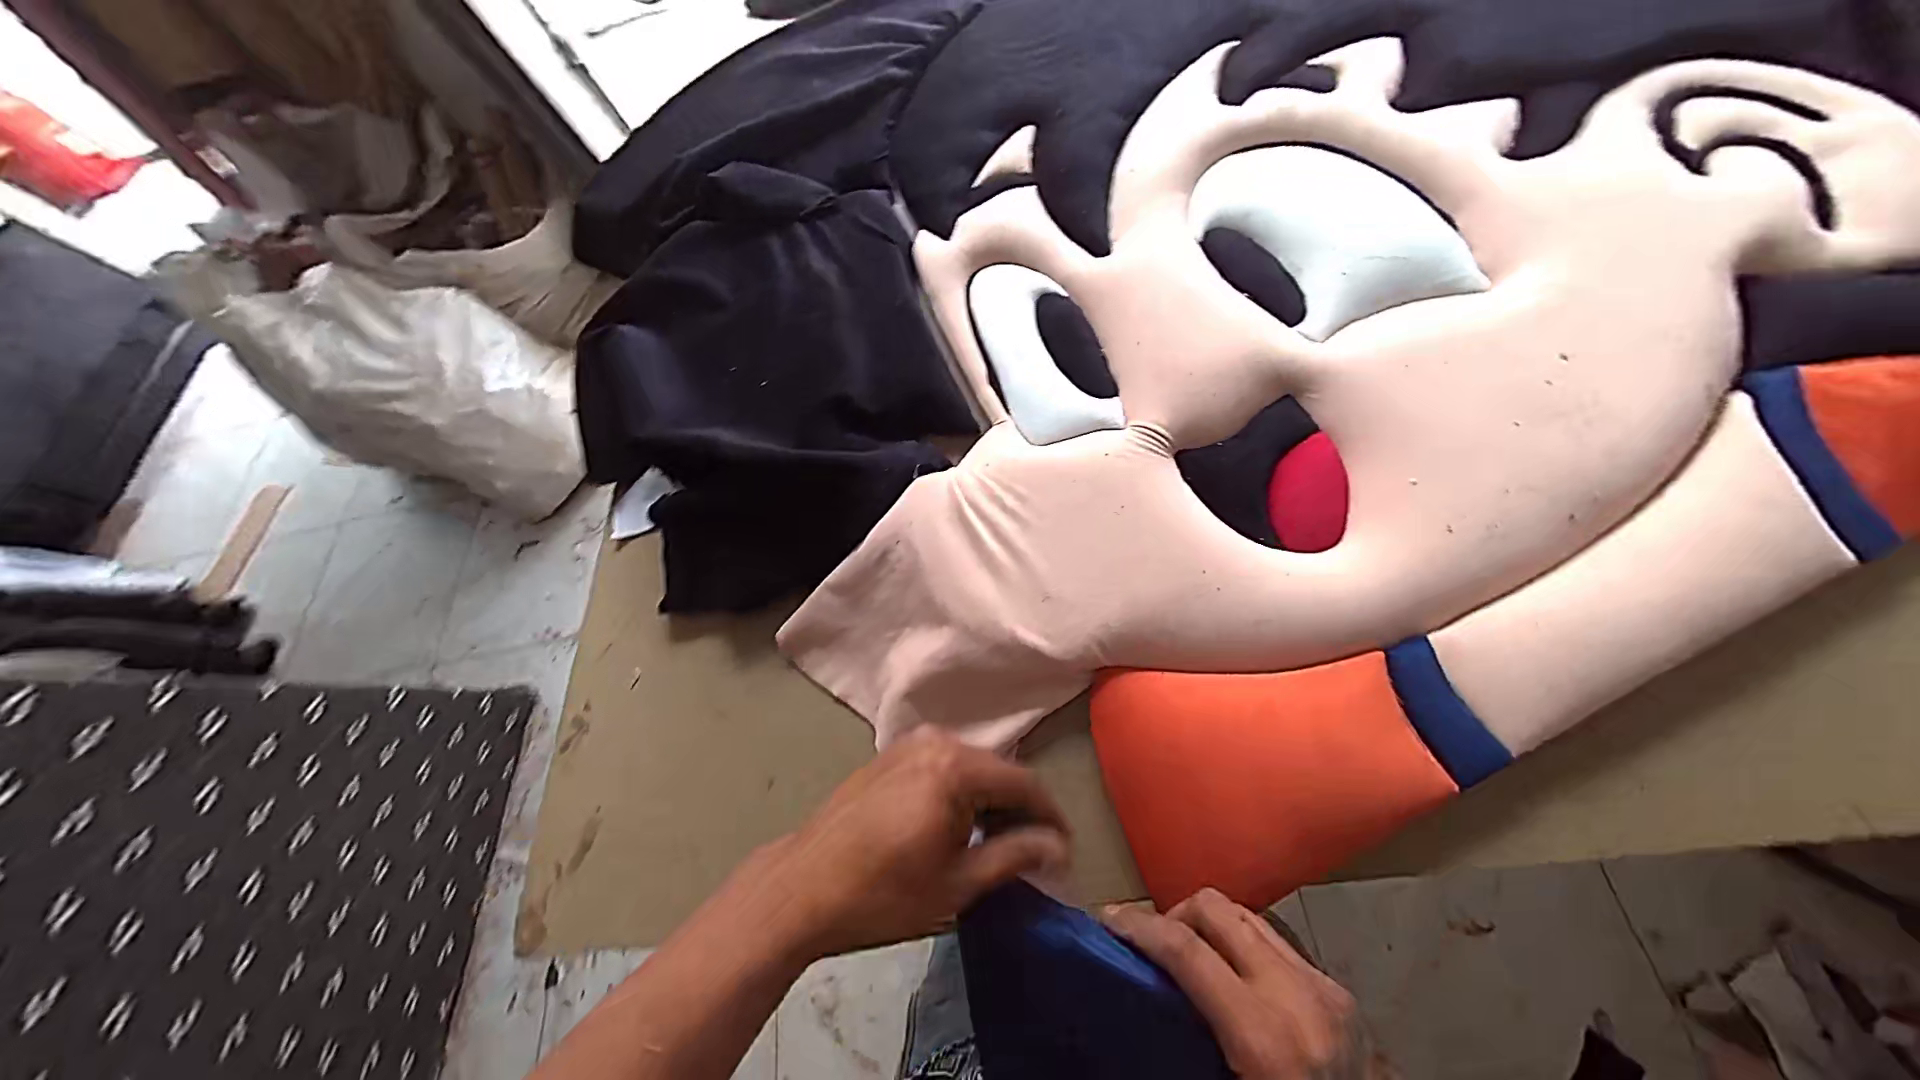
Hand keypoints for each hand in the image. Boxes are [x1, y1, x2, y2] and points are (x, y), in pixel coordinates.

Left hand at [766, 728, 1070, 956]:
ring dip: (990, 800)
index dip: (1050, 817)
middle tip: (1034, 852)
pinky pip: (942, 766)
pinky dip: (960, 792)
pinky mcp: (889, 755)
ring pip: (970, 767)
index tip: (1064, 851)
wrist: (801, 888)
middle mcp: (934, 741)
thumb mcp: (958, 884)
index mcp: (955, 766)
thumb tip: (1058, 848)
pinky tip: (958, 826)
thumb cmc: (882, 894)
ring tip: (998, 844)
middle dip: (1020, 809)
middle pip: (997, 770)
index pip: (1024, 782)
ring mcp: (908, 744)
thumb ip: (1016, 856)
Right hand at [1101, 889, 1387, 1079]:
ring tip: (1189, 955)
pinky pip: (1274, 940)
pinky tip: (1233, 975)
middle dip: (1173, 913)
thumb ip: (1181, 1037)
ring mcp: (1322, 988)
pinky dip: (1241, 944)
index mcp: (1264, 1037)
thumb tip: (1136, 997)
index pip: (1186, 950)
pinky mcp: (1338, 991)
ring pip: (1244, 913)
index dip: (1138, 926)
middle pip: (1215, 909)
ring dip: (1207, 924)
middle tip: (1150, 943)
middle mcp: (1295, 997)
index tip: (1107, 918)